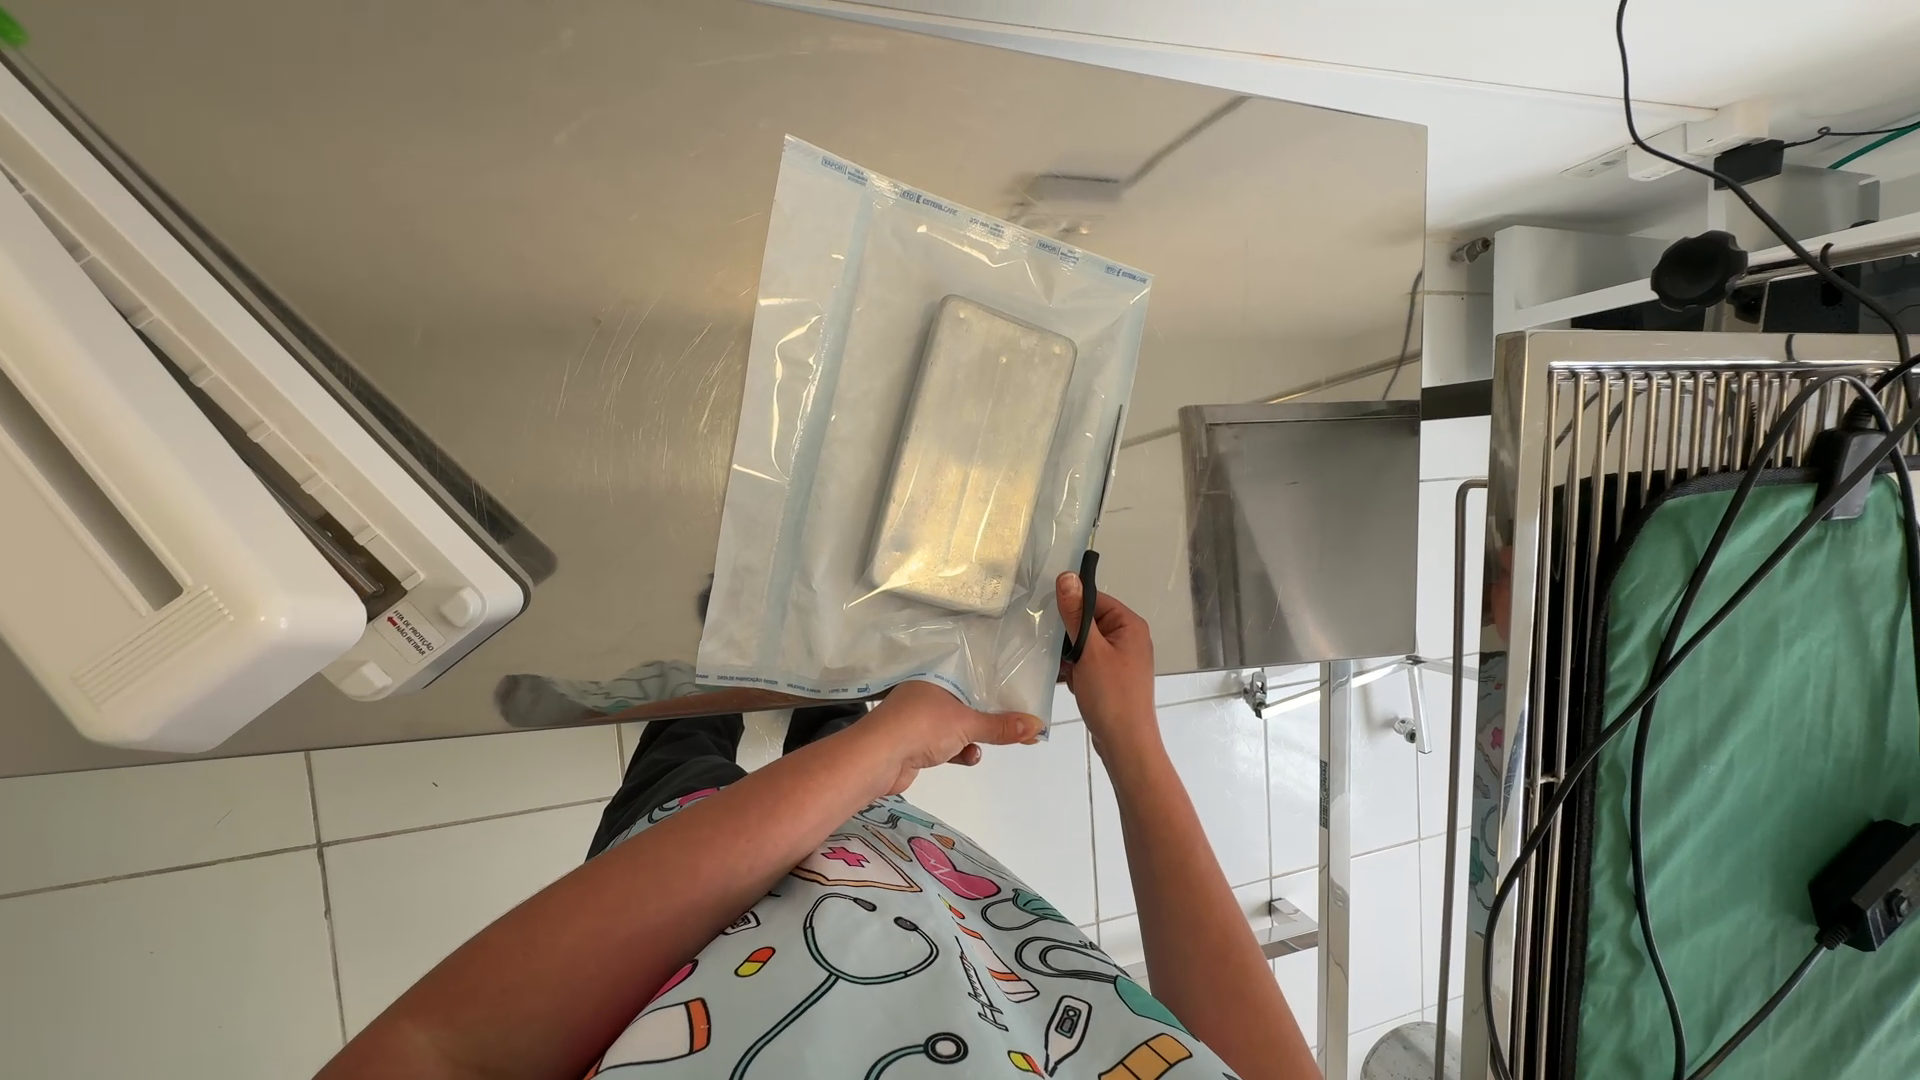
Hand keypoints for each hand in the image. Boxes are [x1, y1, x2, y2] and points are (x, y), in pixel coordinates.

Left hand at [852, 680, 1041, 795]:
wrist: (877, 759)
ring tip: (986, 745)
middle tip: (1015, 725)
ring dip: (973, 737)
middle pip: (966, 702)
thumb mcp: (967, 724)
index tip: (1018, 694)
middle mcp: (927, 694)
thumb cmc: (921, 727)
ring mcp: (919, 719)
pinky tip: (968, 757)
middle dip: (988, 717)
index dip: (995, 685)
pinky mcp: (916, 744)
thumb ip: (1001, 726)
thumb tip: (1038, 725)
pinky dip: (958, 751)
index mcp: (936, 677)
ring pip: (957, 726)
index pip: (971, 674)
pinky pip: (946, 744)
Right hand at [1057, 572, 1159, 759]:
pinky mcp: (1114, 679)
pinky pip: (1089, 664)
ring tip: (1063, 670)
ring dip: (1071, 657)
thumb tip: (1067, 577)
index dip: (1071, 607)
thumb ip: (1076, 614)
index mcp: (1130, 625)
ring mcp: (1122, 660)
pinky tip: (1069, 683)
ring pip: (1086, 646)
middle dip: (1070, 637)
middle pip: (1089, 623)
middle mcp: (1129, 639)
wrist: (1125, 744)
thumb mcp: (1089, 651)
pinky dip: (1076, 671)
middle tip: (1054, 648)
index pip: (1095, 600)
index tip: (1046, 616)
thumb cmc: (1110, 695)